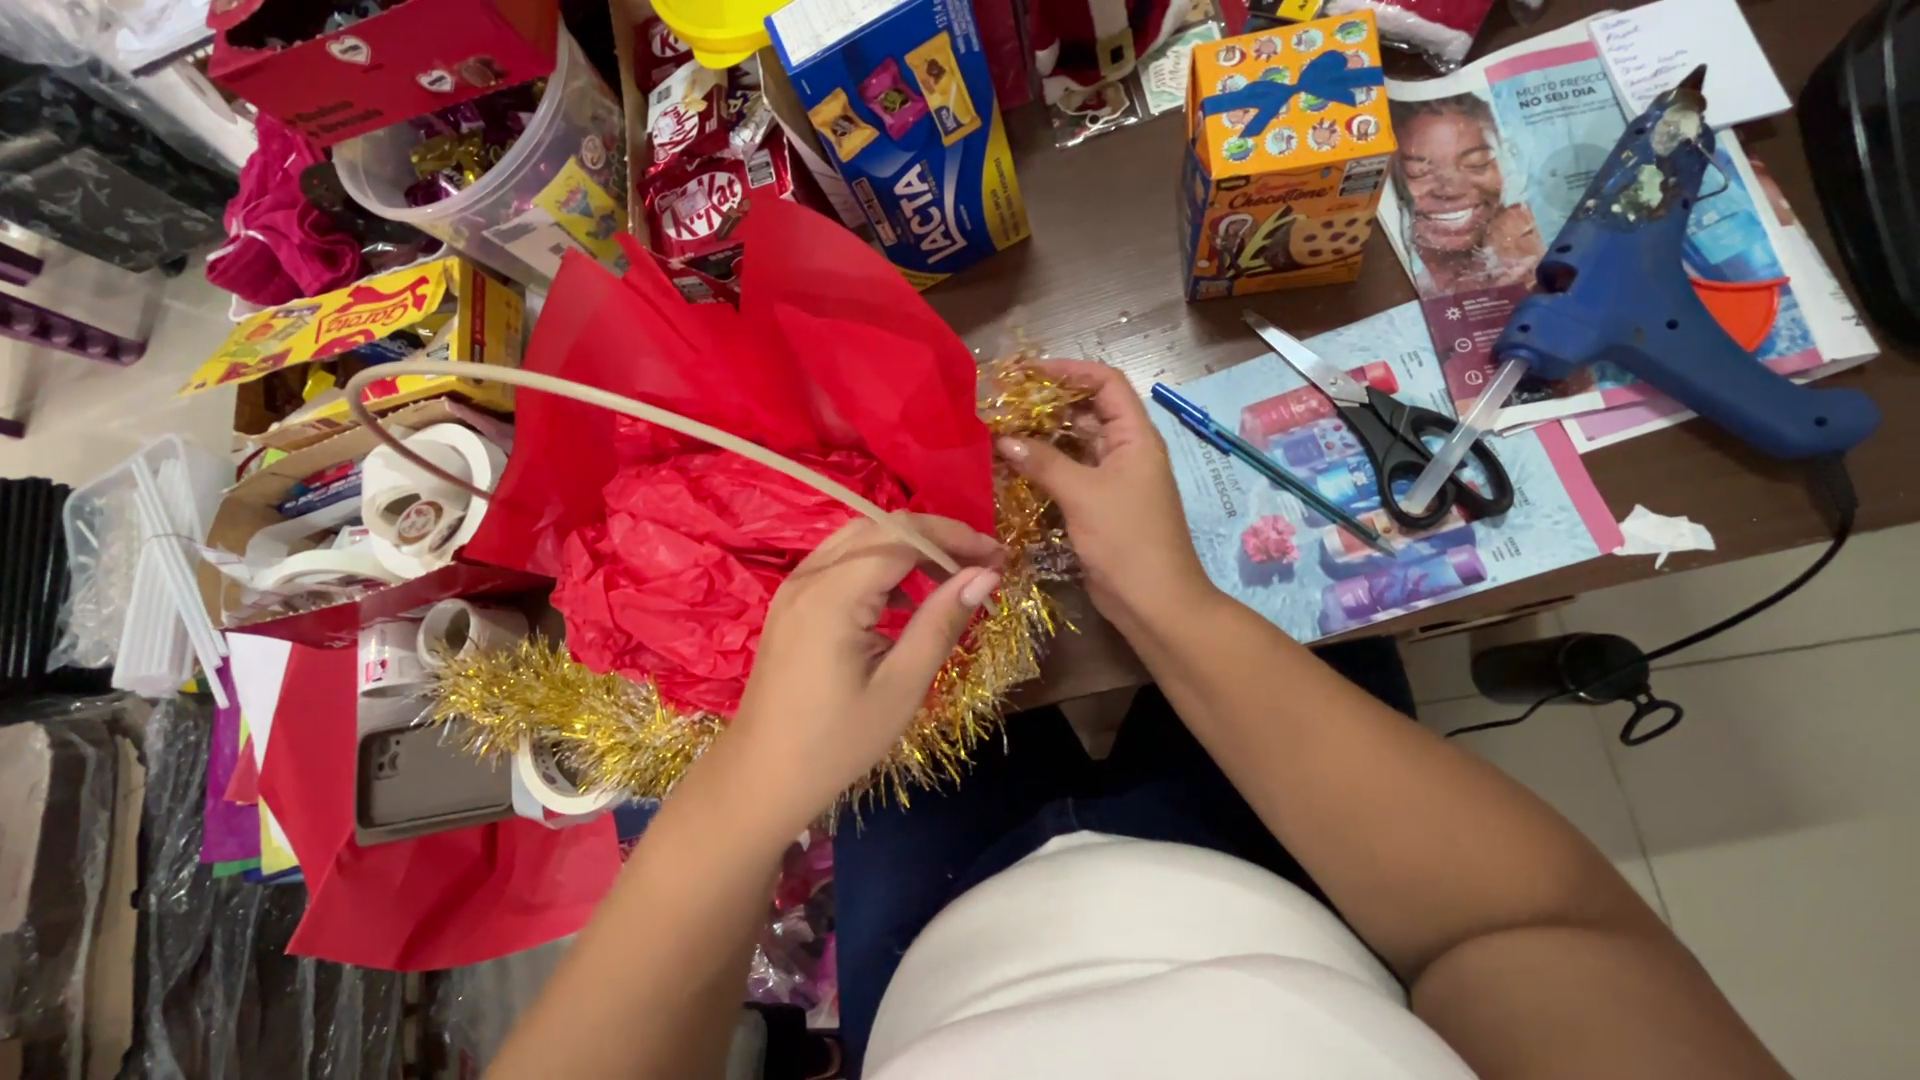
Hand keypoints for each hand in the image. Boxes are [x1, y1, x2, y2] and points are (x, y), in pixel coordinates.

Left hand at [725, 514, 1003, 824]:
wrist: (762, 776)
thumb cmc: (837, 742)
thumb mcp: (901, 686)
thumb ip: (941, 622)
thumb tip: (985, 574)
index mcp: (833, 595)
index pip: (904, 537)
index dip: (956, 538)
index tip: (999, 558)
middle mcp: (809, 576)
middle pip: (881, 527)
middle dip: (936, 537)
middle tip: (981, 565)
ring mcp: (795, 586)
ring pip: (860, 539)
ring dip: (909, 548)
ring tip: (952, 577)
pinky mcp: (792, 601)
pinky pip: (842, 562)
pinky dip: (880, 566)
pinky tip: (906, 600)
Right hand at [998, 359, 1214, 625]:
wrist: (1153, 602)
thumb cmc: (1127, 540)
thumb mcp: (1084, 494)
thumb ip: (1044, 462)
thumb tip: (1004, 439)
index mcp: (1135, 437)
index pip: (1106, 383)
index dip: (1070, 371)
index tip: (1028, 373)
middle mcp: (1125, 452)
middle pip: (1087, 412)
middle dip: (1047, 405)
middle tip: (1003, 405)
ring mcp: (1112, 481)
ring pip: (1074, 446)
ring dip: (1041, 439)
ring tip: (999, 433)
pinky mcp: (1097, 507)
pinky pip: (1068, 476)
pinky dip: (1043, 469)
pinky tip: (1011, 468)